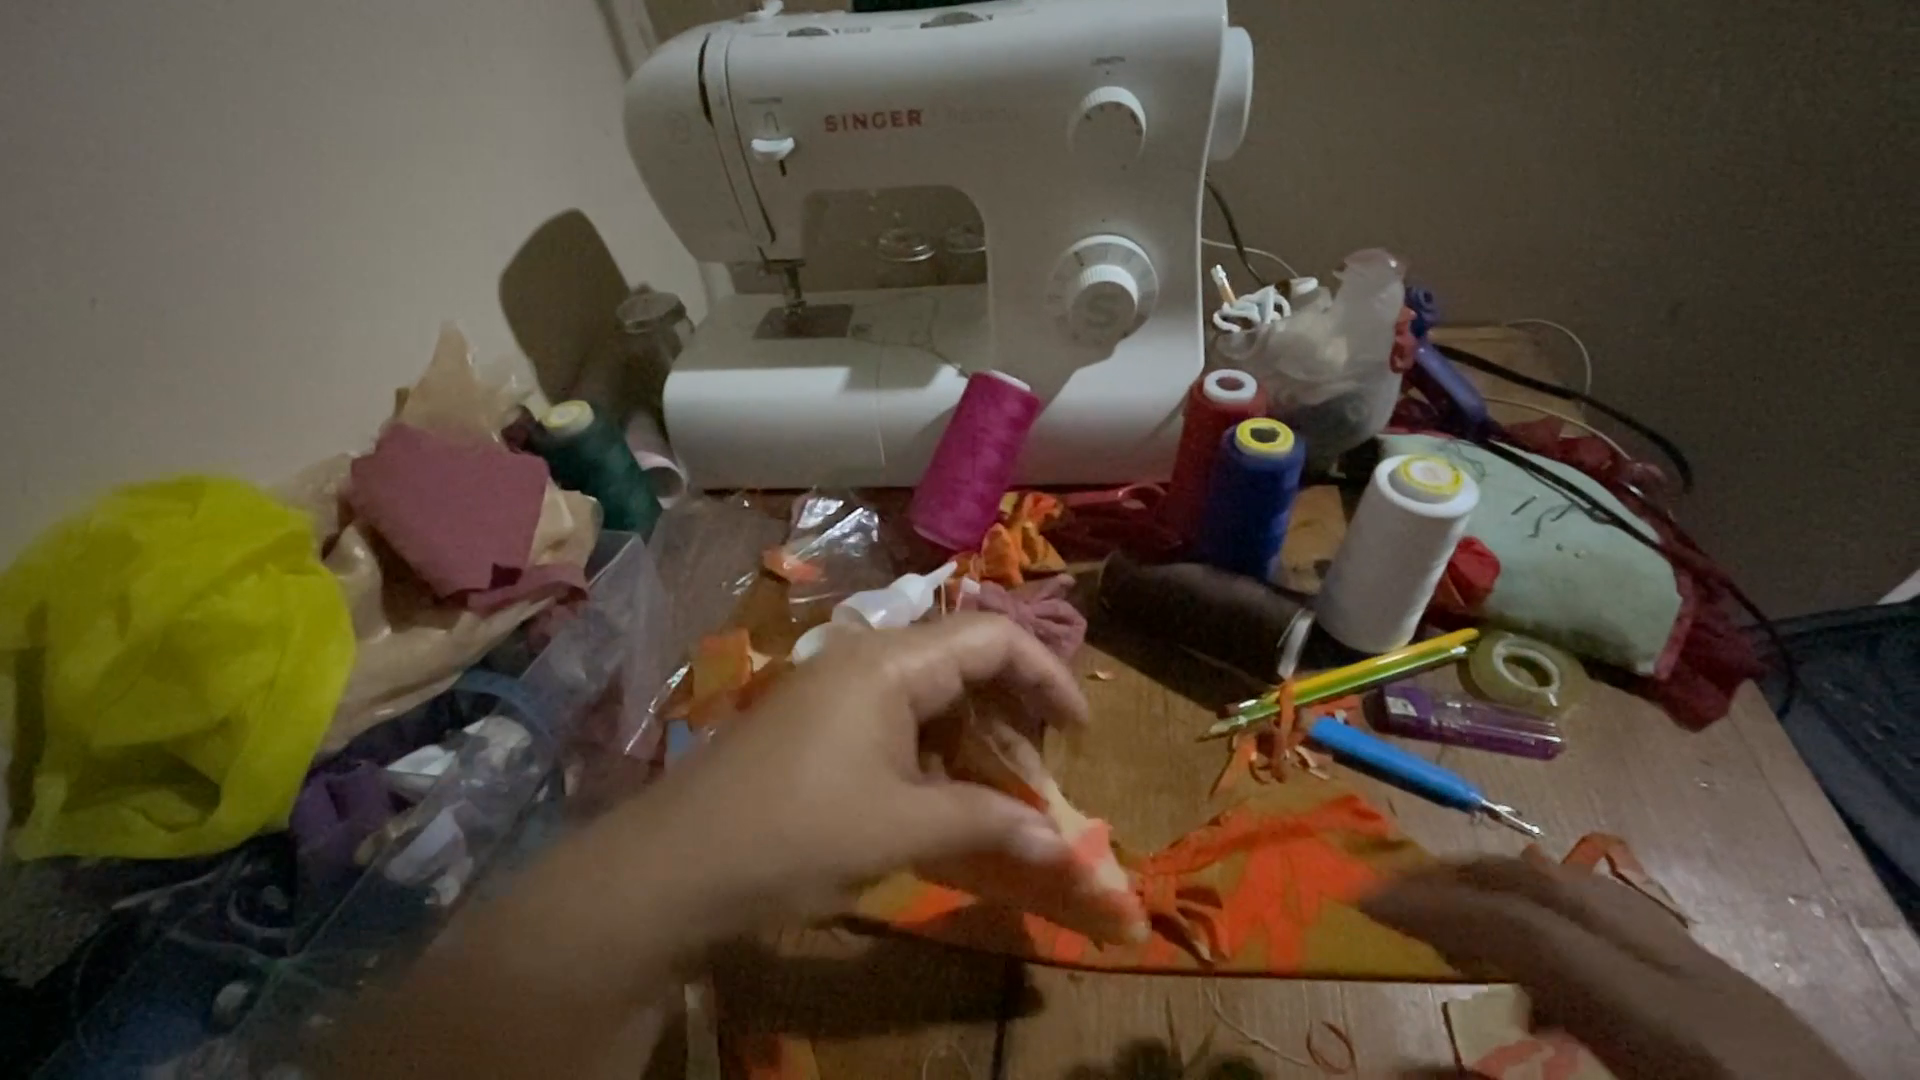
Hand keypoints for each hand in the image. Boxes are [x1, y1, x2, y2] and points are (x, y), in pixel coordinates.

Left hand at [610, 612, 1086, 941]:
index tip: (1081, 731)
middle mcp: (867, 659)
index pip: (992, 637)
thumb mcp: (900, 828)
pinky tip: (946, 796)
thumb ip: (986, 821)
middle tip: (1045, 768)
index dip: (1048, 675)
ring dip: (976, 737)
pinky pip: (899, 719)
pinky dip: (936, 751)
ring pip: (933, 693)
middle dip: (1016, 710)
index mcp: (891, 662)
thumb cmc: (795, 834)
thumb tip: (1060, 841)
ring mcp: (839, 689)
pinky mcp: (821, 722)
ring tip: (1004, 792)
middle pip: (965, 659)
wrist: (672, 869)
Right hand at [1361, 858, 1857, 1079]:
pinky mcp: (1738, 995)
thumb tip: (1401, 1063)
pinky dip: (1554, 924)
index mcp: (1676, 1028)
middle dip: (1458, 878)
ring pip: (1588, 893)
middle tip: (1389, 893)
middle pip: (1553, 887)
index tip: (1363, 902)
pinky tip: (1537, 976)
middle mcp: (1701, 983)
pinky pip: (1620, 926)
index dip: (1436, 907)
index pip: (1529, 931)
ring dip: (1502, 891)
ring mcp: (1726, 981)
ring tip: (1448, 918)